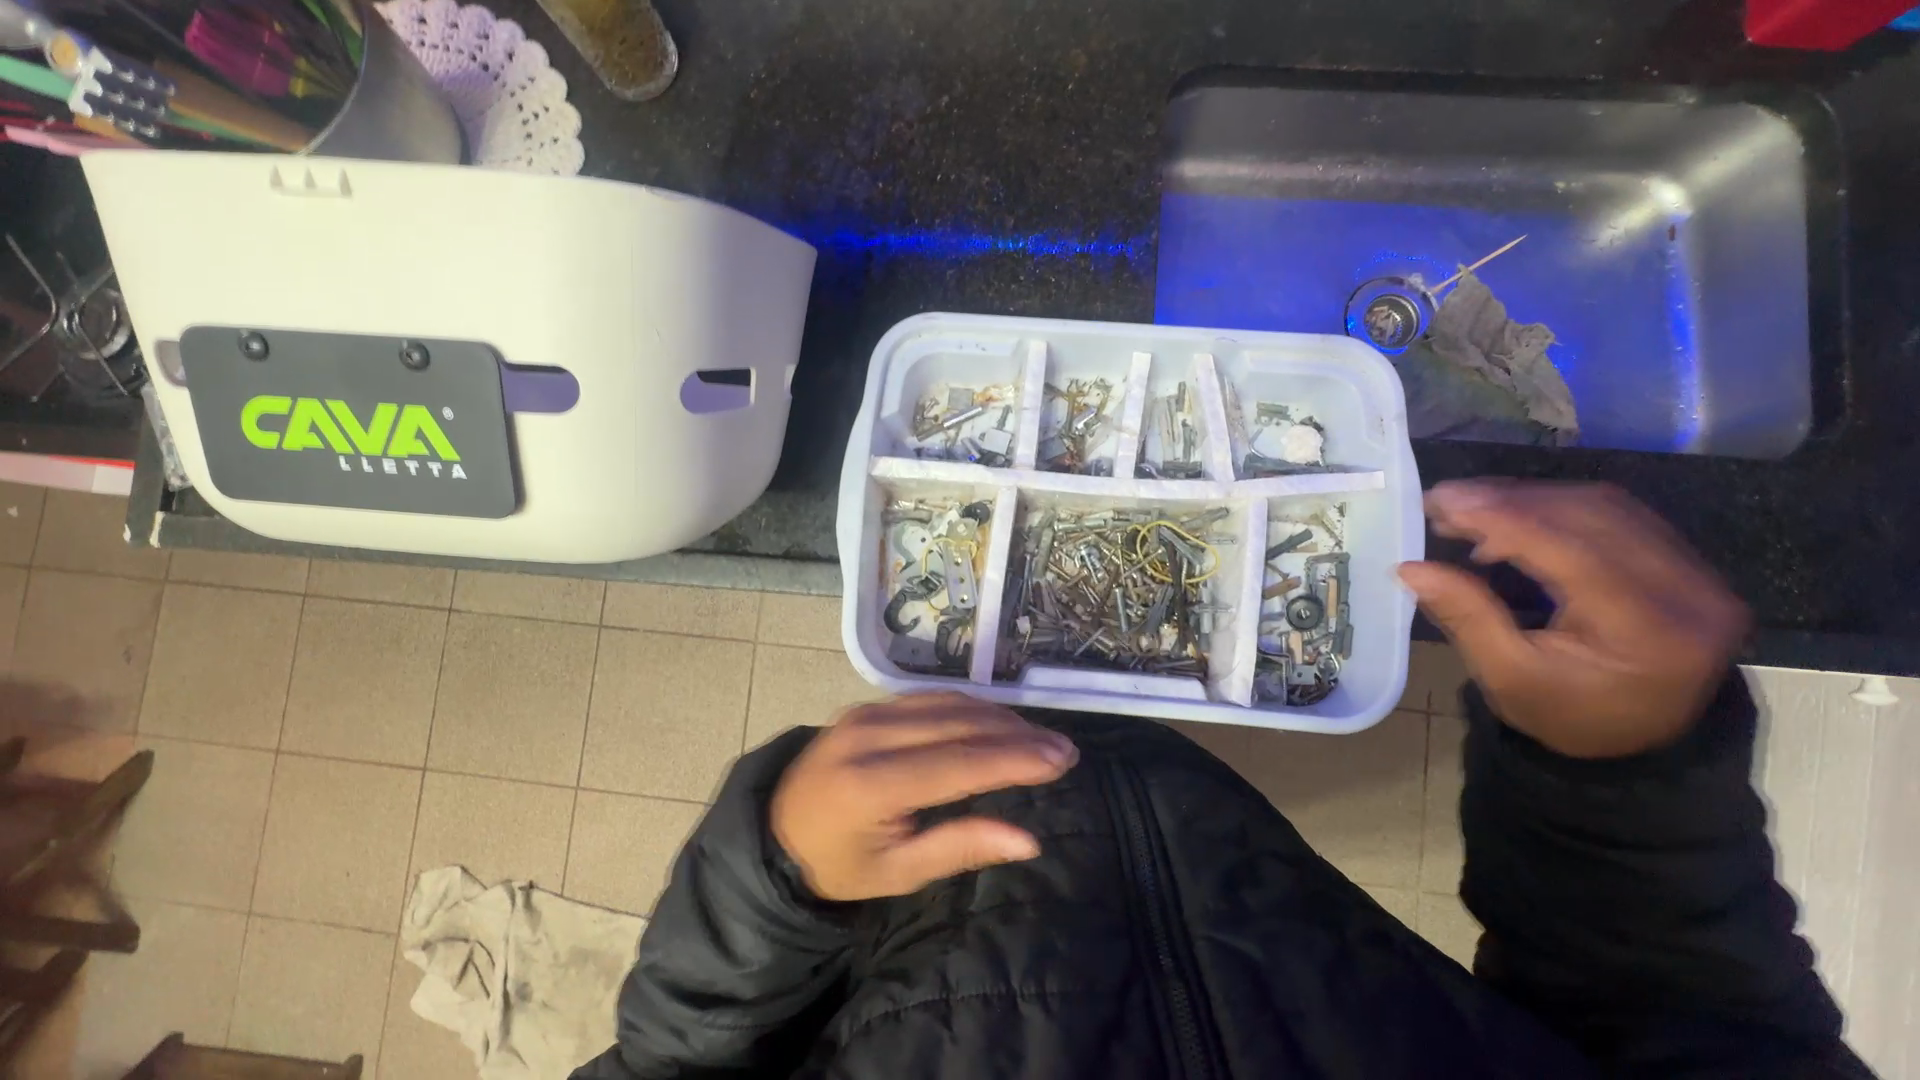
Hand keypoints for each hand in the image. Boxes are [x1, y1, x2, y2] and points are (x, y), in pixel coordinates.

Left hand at [771, 693, 1076, 901]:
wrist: (774, 833)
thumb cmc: (839, 864)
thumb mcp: (898, 872)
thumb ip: (961, 847)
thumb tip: (1029, 840)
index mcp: (873, 785)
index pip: (960, 763)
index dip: (1016, 759)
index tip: (1062, 760)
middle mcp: (869, 736)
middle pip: (959, 724)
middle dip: (1018, 734)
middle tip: (1064, 748)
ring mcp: (864, 713)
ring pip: (946, 703)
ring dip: (998, 716)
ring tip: (1039, 736)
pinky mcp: (864, 705)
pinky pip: (926, 697)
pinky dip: (967, 707)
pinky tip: (995, 720)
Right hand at [1397, 480, 1748, 758]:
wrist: (1638, 736)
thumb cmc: (1567, 714)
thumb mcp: (1508, 678)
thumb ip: (1466, 618)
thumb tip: (1410, 568)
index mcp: (1650, 631)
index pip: (1574, 553)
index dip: (1506, 521)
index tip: (1443, 504)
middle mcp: (1690, 591)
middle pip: (1592, 518)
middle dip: (1512, 503)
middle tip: (1445, 499)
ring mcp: (1696, 572)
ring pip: (1604, 508)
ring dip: (1530, 499)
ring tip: (1469, 505)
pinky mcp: (1684, 562)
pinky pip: (1616, 515)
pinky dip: (1556, 507)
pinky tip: (1512, 515)